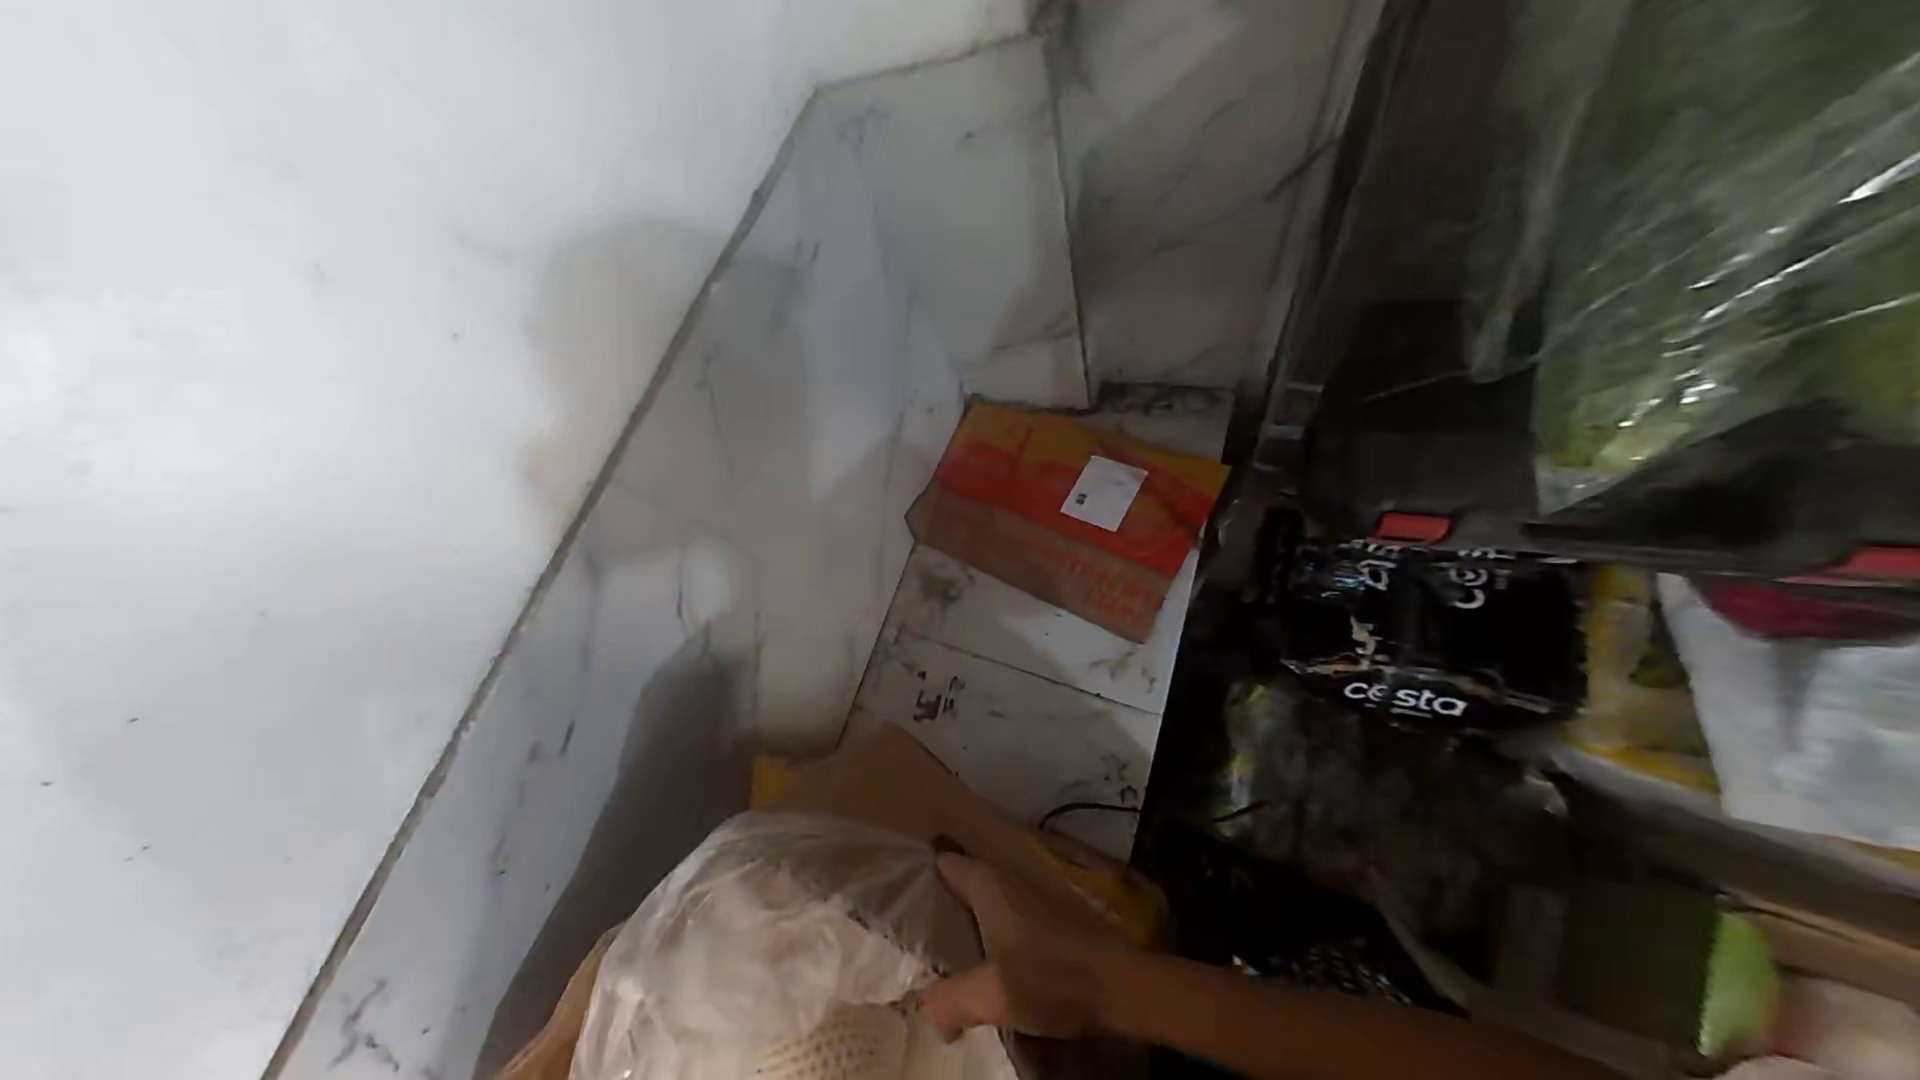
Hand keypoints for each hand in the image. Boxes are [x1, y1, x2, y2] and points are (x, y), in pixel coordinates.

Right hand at [920, 853, 1121, 1040]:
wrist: (1117, 984)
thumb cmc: (1051, 976)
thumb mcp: (993, 993)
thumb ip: (951, 1000)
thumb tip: (929, 1014)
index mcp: (987, 884)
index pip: (944, 865)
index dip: (920, 876)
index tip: (899, 900)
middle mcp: (1006, 879)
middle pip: (962, 884)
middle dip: (940, 906)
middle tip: (915, 938)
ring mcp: (1029, 896)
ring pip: (984, 903)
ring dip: (966, 924)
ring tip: (944, 957)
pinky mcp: (1046, 918)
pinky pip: (1004, 920)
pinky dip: (990, 935)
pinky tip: (986, 965)